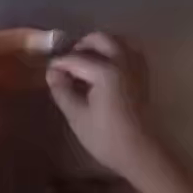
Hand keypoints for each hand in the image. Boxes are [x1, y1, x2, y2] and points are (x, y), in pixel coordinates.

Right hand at [45, 33, 178, 187]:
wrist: (142, 153)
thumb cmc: (107, 138)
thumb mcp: (77, 116)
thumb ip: (62, 90)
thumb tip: (52, 72)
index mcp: (106, 71)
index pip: (75, 58)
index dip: (59, 63)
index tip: (48, 71)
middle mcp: (123, 61)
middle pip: (99, 39)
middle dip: (80, 46)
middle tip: (67, 63)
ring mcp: (136, 66)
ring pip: (117, 40)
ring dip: (99, 45)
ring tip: (85, 62)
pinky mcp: (144, 74)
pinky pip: (129, 51)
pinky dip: (116, 51)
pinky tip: (106, 67)